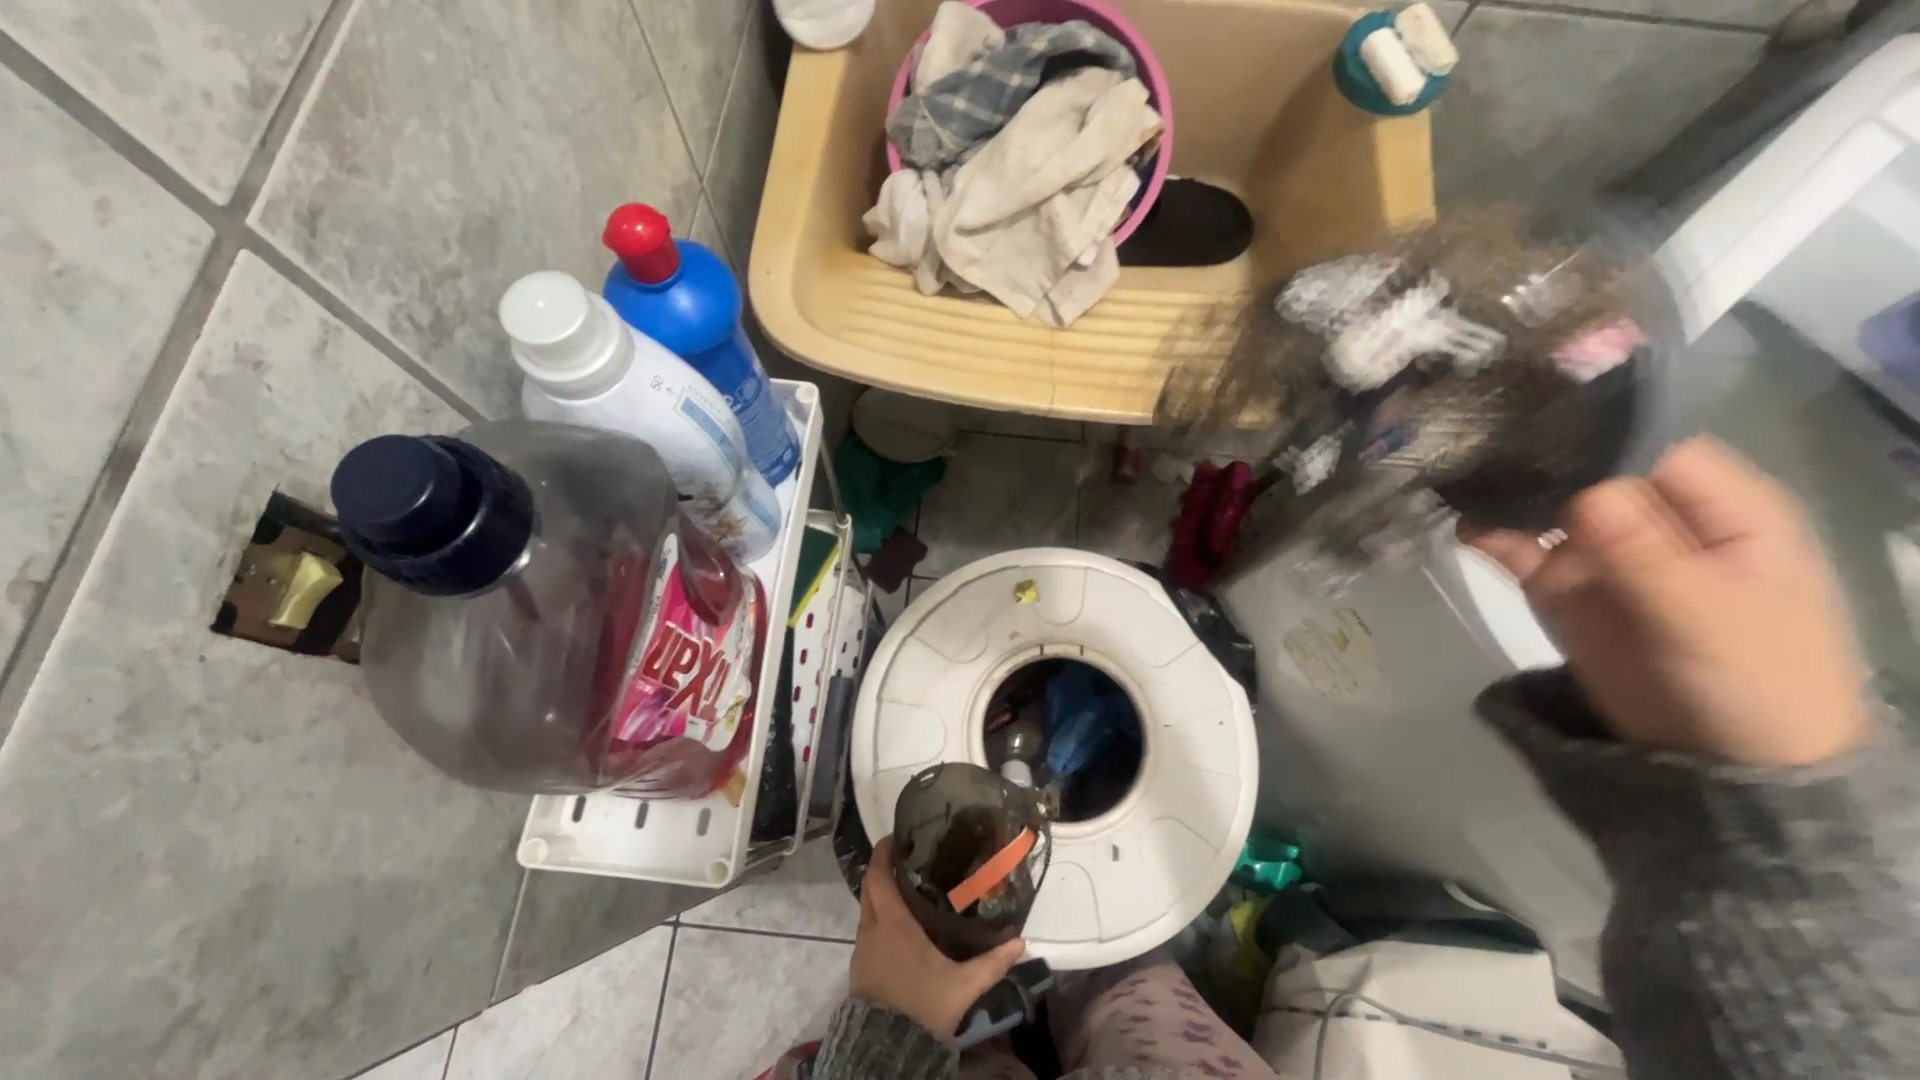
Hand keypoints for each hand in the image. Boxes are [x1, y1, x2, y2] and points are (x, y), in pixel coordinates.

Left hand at [849, 837, 1026, 1038]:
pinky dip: (880, 916)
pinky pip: (868, 928)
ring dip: (881, 894)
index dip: (883, 853)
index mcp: (893, 924)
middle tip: (907, 857)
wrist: (886, 1048)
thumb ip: (992, 962)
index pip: (878, 876)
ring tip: (908, 888)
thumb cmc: (922, 1006)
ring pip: (867, 909)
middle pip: (869, 887)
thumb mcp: (963, 986)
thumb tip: (1021, 942)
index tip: (895, 836)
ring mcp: (862, 948)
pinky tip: (901, 925)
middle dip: (882, 868)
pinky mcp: (861, 966)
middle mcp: (872, 929)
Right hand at [1464, 437, 1870, 766]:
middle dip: (1540, 457)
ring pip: (1549, 506)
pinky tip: (1463, 525)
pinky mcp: (1564, 586)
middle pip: (1591, 470)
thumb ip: (1646, 555)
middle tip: (1481, 444)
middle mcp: (1658, 520)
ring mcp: (1605, 553)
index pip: (1655, 448)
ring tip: (1461, 479)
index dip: (1602, 434)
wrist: (1720, 765)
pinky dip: (1491, 535)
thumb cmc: (1752, 684)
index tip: (1539, 422)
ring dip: (1507, 494)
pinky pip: (1522, 549)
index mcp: (1720, 512)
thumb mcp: (1706, 618)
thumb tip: (1584, 493)